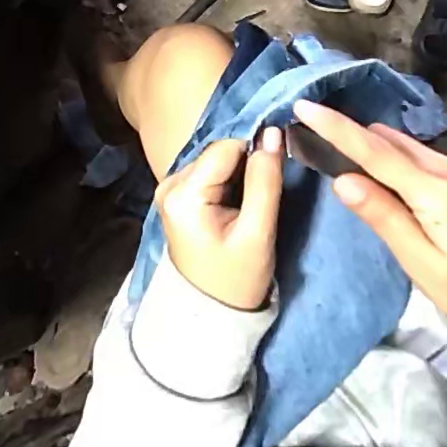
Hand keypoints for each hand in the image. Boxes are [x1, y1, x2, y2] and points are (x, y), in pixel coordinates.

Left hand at [155, 128, 284, 310]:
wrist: (211, 314)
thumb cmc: (236, 279)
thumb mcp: (258, 232)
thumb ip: (265, 180)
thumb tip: (273, 132)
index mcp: (183, 193)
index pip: (227, 148)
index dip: (256, 152)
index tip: (276, 172)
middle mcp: (170, 183)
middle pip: (221, 152)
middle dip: (248, 163)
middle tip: (265, 193)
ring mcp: (171, 188)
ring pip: (219, 160)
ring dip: (240, 172)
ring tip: (252, 202)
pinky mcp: (179, 194)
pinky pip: (212, 172)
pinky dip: (230, 181)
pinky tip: (239, 202)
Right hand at [292, 100, 446, 321]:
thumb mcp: (420, 261)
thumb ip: (383, 216)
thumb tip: (343, 180)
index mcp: (437, 191)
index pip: (377, 152)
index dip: (338, 128)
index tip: (306, 106)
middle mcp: (446, 168)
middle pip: (387, 141)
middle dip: (346, 129)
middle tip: (307, 121)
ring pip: (399, 144)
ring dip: (365, 138)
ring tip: (327, 135)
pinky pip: (412, 154)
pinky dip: (385, 151)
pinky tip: (367, 156)